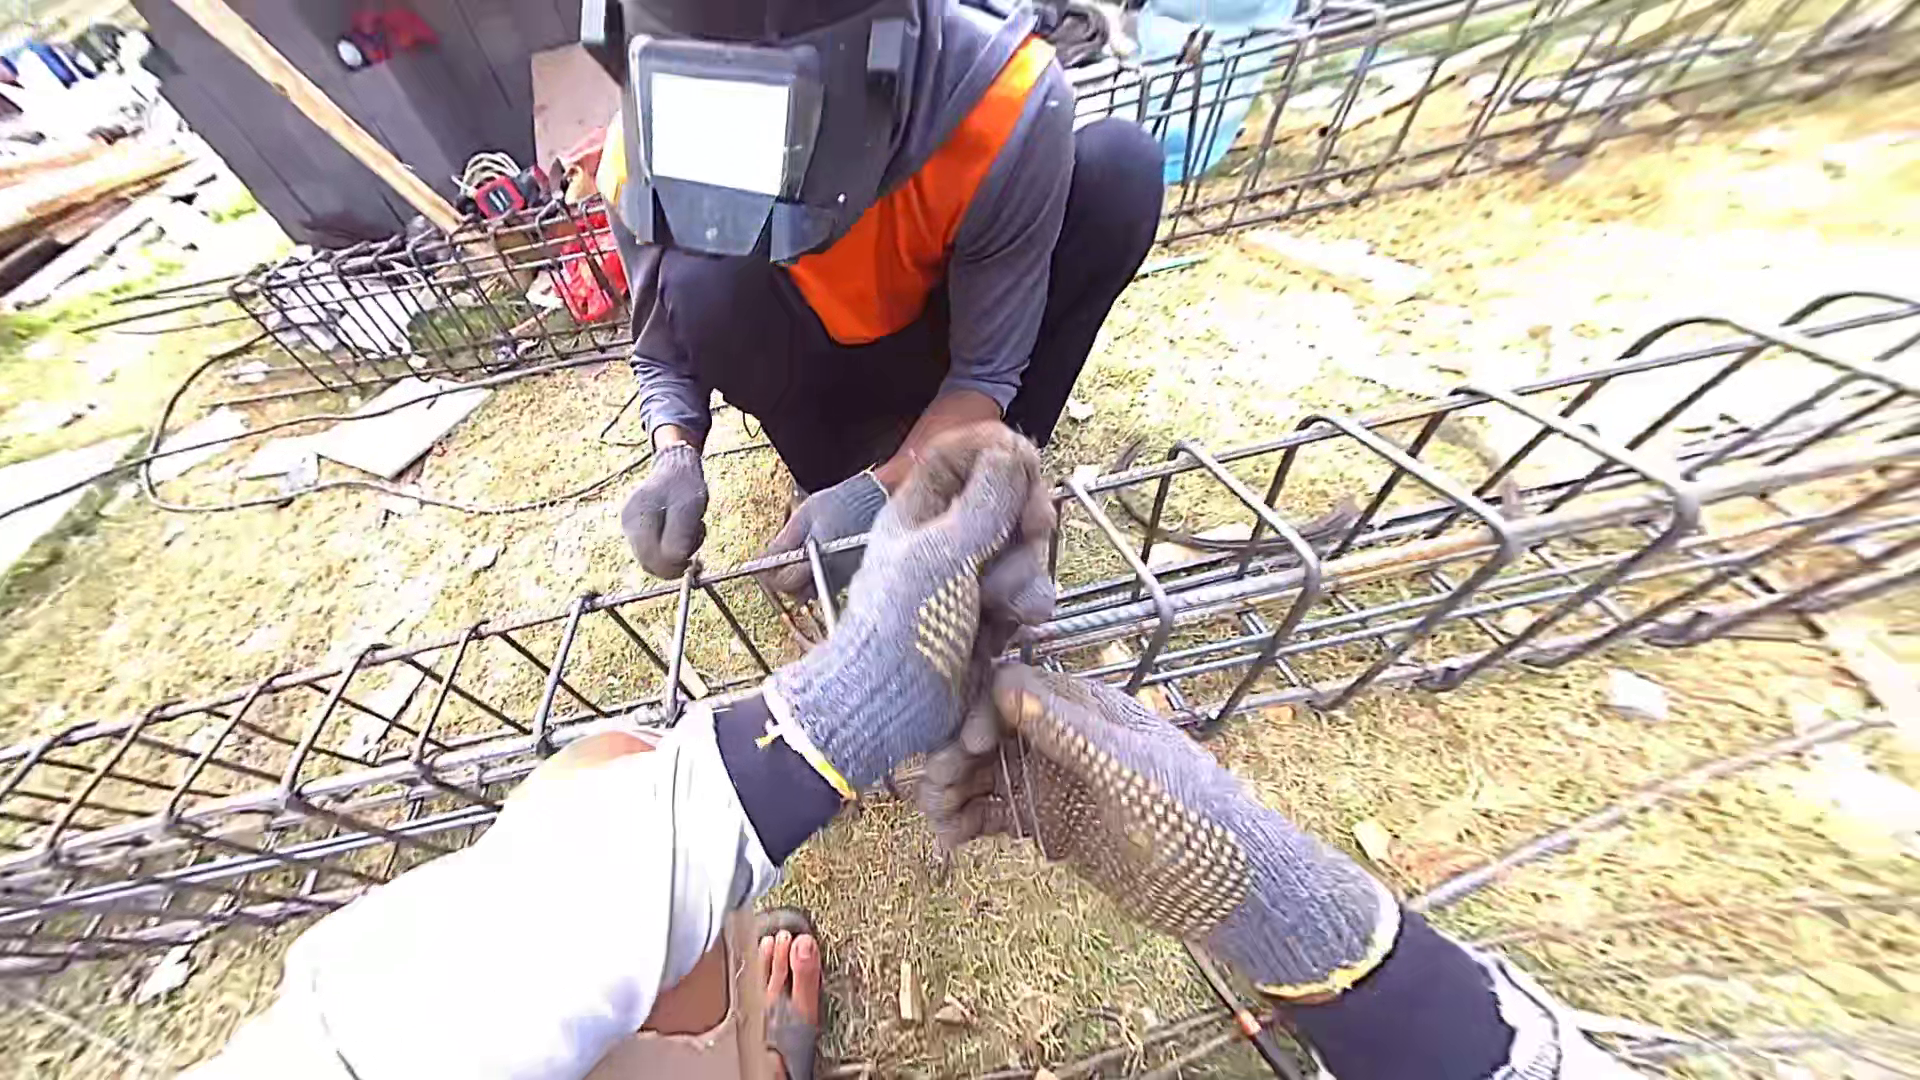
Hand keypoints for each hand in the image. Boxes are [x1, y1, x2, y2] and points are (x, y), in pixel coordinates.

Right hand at [620, 443, 707, 577]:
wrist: (676, 468)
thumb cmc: (686, 486)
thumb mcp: (690, 507)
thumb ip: (682, 534)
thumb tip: (677, 560)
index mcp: (637, 517)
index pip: (650, 558)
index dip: (673, 565)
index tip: (692, 561)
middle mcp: (628, 525)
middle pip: (649, 563)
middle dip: (674, 563)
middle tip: (695, 553)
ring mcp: (630, 528)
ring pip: (652, 560)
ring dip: (675, 556)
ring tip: (690, 535)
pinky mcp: (638, 531)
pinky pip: (654, 551)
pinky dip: (671, 550)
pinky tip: (683, 536)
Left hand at [759, 471, 887, 598]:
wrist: (877, 500)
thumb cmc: (843, 503)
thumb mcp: (805, 515)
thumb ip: (784, 542)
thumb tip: (763, 561)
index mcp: (818, 557)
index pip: (785, 582)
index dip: (771, 576)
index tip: (765, 567)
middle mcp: (833, 573)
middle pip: (798, 594)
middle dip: (786, 581)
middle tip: (784, 560)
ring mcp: (845, 578)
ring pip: (813, 592)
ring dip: (802, 580)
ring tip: (804, 555)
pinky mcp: (853, 577)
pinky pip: (828, 586)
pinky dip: (818, 577)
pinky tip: (819, 557)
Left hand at [766, 423, 1053, 792]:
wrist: (894, 704)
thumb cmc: (904, 624)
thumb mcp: (944, 554)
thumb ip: (986, 501)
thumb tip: (1012, 449)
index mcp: (920, 509)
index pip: (959, 453)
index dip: (995, 450)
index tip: (1026, 460)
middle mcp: (947, 535)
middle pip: (1005, 498)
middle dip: (1024, 516)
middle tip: (1033, 528)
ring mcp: (970, 573)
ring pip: (1023, 547)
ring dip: (1021, 572)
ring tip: (998, 601)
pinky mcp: (991, 609)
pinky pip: (1026, 589)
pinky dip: (1025, 604)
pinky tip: (1011, 624)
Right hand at [920, 664, 1399, 1002]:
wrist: (1228, 891)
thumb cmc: (1188, 816)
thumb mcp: (1128, 771)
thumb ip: (1067, 730)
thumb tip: (1006, 683)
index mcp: (1083, 709)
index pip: (1015, 690)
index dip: (983, 712)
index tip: (969, 747)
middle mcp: (1059, 737)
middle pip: (991, 732)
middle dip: (959, 755)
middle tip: (935, 789)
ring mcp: (1050, 779)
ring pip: (987, 774)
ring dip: (956, 790)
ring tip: (935, 819)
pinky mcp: (1046, 821)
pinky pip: (996, 813)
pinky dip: (969, 822)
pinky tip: (949, 839)